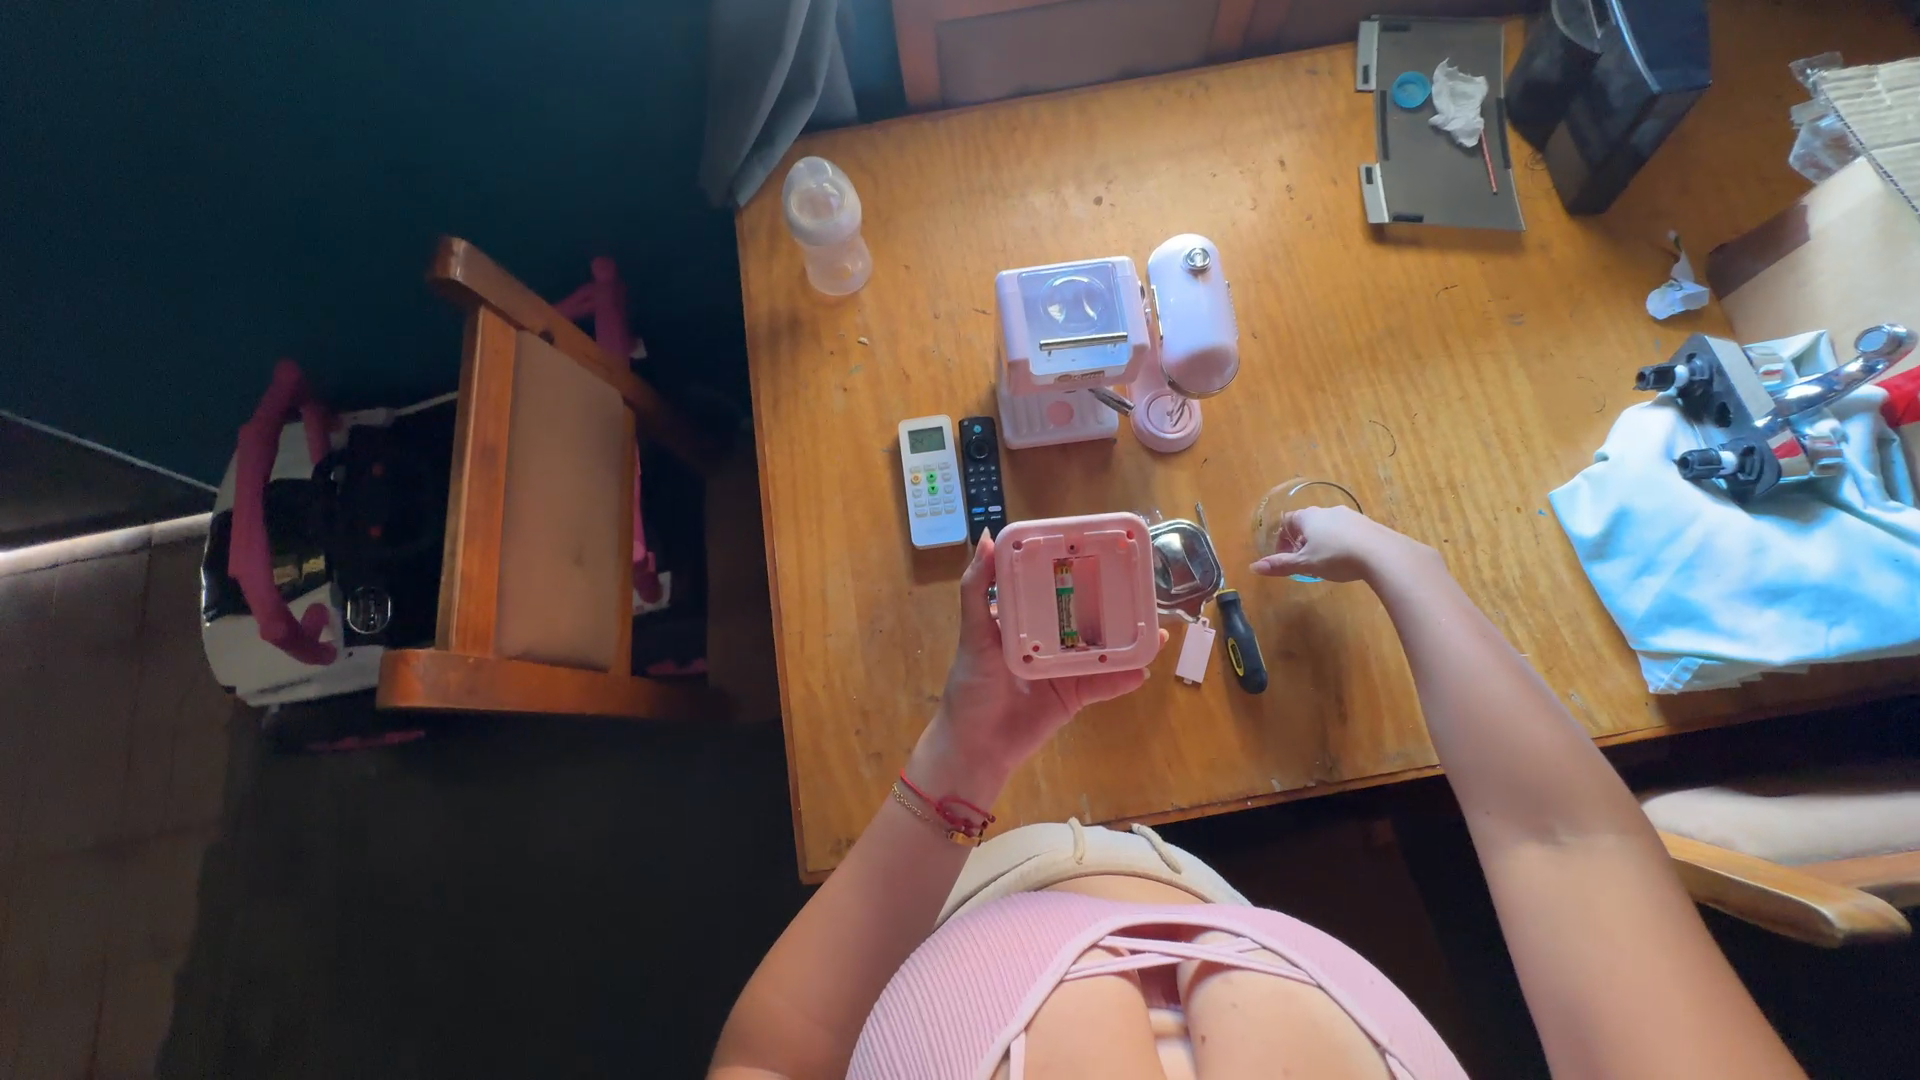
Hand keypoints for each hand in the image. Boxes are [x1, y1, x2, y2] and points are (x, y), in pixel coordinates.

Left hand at [911, 535, 1166, 803]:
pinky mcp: (1073, 697)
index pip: (1050, 584)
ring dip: (1127, 638)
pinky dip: (1123, 678)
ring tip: (1155, 626)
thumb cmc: (972, 686)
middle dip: (1111, 601)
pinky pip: (1103, 684)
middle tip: (1139, 584)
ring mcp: (1063, 668)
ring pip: (1101, 648)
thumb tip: (988, 537)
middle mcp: (1046, 638)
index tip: (1098, 546)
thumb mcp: (973, 634)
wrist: (976, 747)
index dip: (1072, 566)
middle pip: (1084, 614)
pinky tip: (1144, 669)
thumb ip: (977, 588)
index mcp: (1022, 618)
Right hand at [1249, 505, 1428, 582]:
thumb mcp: (1305, 564)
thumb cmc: (1336, 556)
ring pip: (1330, 527)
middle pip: (1309, 523)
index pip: (1288, 521)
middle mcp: (1328, 511)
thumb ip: (1280, 565)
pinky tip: (1348, 559)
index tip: (1286, 556)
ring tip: (1327, 562)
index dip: (1283, 539)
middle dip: (1303, 541)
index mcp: (1309, 517)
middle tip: (1304, 560)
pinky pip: (1348, 531)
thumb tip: (1254, 567)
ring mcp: (1351, 516)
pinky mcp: (1369, 524)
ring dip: (1324, 541)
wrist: (1383, 554)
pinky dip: (1343, 542)